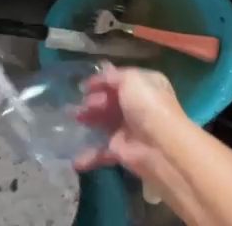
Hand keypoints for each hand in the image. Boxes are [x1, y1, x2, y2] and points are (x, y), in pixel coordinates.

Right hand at [73, 66, 191, 186]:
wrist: (159, 145)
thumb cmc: (147, 104)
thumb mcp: (131, 80)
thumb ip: (114, 76)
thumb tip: (104, 71)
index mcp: (144, 85)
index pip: (120, 80)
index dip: (102, 81)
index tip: (84, 85)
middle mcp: (138, 105)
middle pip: (110, 101)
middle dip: (92, 101)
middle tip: (75, 104)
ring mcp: (129, 128)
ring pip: (104, 122)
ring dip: (88, 120)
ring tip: (71, 119)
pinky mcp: (122, 151)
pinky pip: (102, 151)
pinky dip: (89, 155)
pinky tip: (75, 160)